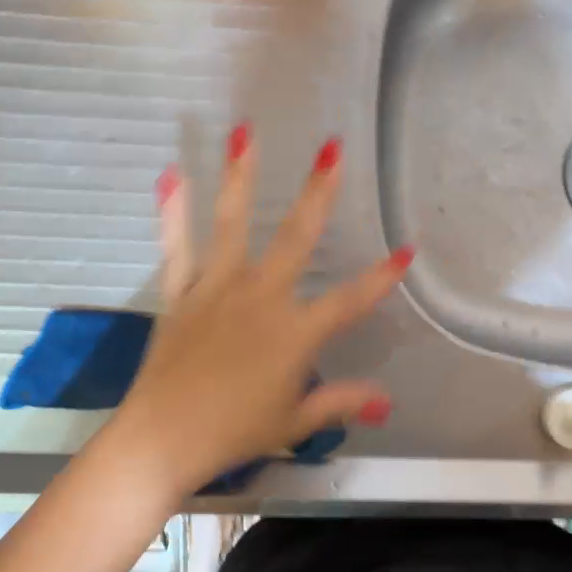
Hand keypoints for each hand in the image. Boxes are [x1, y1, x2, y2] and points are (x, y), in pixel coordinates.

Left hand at [103, 126, 411, 493]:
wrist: (164, 438)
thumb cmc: (235, 434)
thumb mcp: (294, 423)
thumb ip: (340, 402)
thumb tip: (386, 400)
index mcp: (295, 333)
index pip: (350, 301)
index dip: (381, 278)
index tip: (407, 248)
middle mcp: (259, 299)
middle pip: (296, 238)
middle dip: (318, 192)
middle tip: (330, 148)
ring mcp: (215, 291)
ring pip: (232, 225)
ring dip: (240, 177)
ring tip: (244, 132)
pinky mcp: (178, 295)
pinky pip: (177, 248)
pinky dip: (173, 213)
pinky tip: (171, 175)